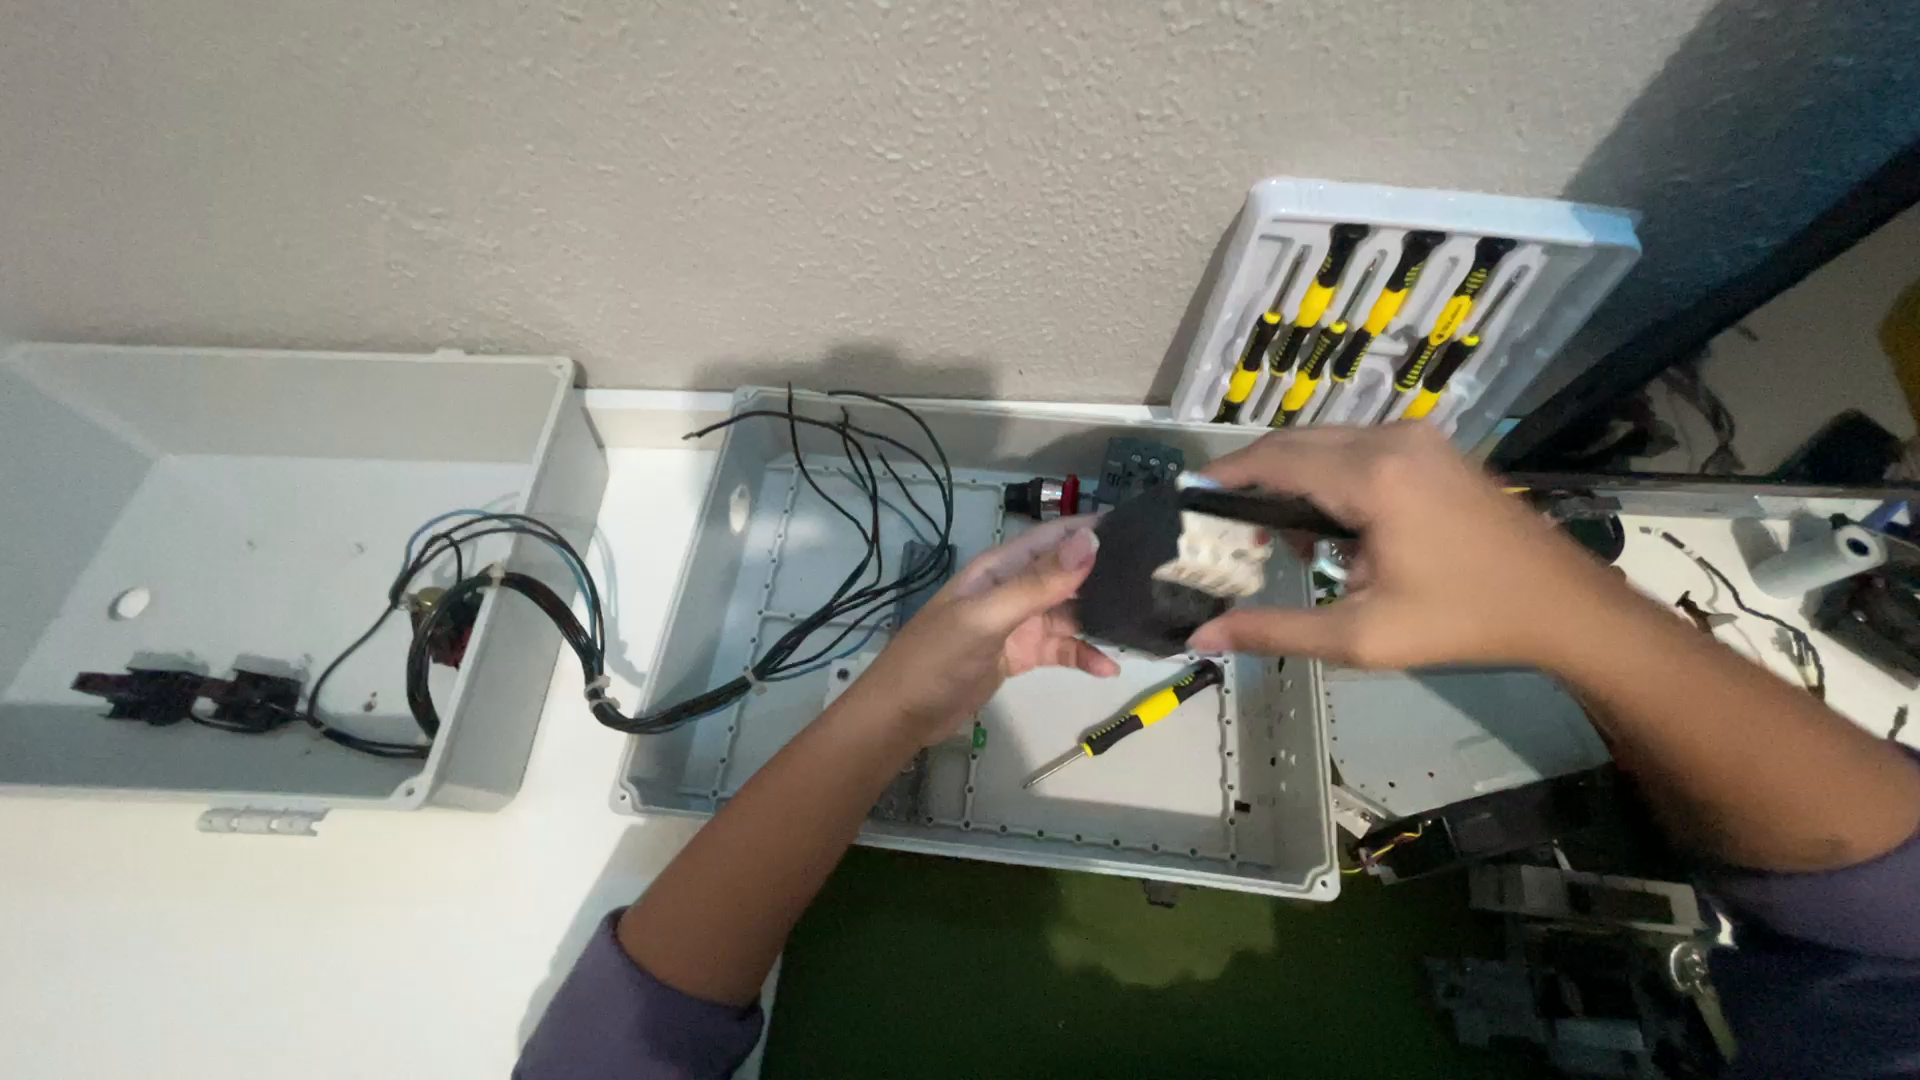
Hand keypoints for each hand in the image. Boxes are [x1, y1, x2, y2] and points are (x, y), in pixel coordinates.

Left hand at [842, 516, 1119, 741]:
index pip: (1054, 537)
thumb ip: (1038, 583)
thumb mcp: (987, 617)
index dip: (1092, 529)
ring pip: (1070, 613)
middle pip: (1067, 574)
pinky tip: (1107, 668)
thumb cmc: (936, 658)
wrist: (902, 715)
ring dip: (1100, 620)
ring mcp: (1018, 623)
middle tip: (1156, 583)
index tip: (1142, 528)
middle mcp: (1013, 588)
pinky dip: (1082, 655)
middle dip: (1106, 576)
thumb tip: (1089, 541)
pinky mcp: (1021, 654)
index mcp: (1001, 568)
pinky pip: (1060, 648)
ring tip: (1141, 625)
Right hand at [1187, 424, 1627, 670]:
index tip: (1188, 495)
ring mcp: (1417, 437)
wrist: (1564, 607)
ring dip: (1293, 482)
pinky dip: (1326, 477)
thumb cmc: (1461, 622)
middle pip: (1293, 443)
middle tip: (1235, 532)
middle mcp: (1392, 439)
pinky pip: (1354, 447)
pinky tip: (1335, 528)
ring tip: (1291, 542)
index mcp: (1373, 477)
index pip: (1273, 460)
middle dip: (1256, 482)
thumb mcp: (1359, 637)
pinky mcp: (1431, 446)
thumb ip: (1273, 630)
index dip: (1224, 476)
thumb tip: (1201, 638)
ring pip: (1322, 443)